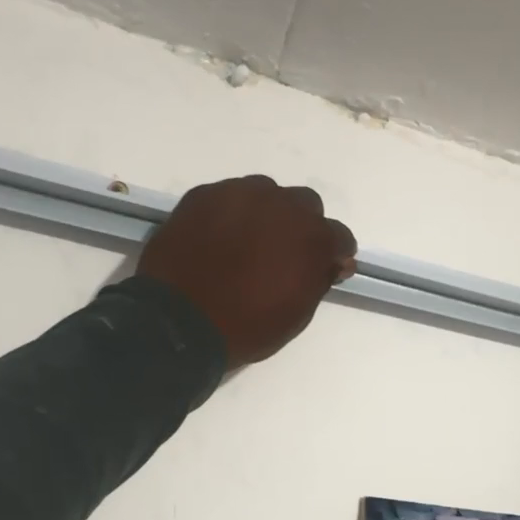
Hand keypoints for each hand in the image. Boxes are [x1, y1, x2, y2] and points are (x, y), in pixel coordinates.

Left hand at [140, 175, 357, 366]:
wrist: (179, 320)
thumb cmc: (247, 326)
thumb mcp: (297, 314)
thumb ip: (320, 280)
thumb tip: (332, 262)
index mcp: (312, 237)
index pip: (339, 237)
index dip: (334, 254)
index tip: (324, 270)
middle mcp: (282, 204)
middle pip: (305, 205)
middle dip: (302, 226)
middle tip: (284, 254)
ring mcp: (240, 193)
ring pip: (267, 193)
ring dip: (268, 214)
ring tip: (250, 242)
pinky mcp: (205, 194)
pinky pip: (230, 197)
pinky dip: (233, 214)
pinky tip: (220, 238)